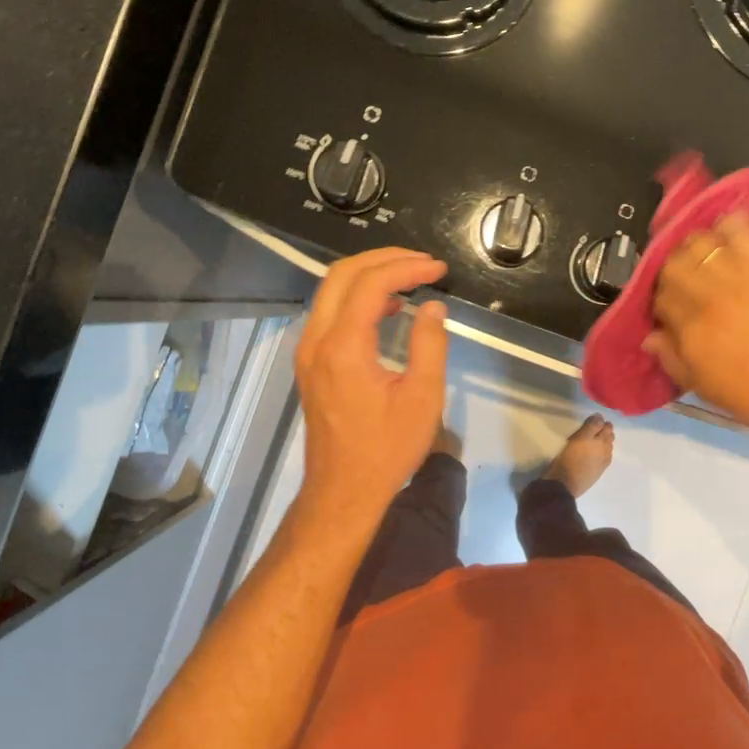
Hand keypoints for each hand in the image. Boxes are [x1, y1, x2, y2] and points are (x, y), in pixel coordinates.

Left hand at [294, 248, 450, 520]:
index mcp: (343, 347)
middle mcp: (316, 340)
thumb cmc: (387, 449)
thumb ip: (429, 345)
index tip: (439, 269)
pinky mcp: (311, 363)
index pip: (371, 284)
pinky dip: (358, 296)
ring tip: (411, 276)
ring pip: (331, 290)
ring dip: (369, 275)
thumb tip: (433, 307)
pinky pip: (330, 312)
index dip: (407, 267)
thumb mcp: (423, 398)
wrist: (344, 490)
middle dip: (384, 259)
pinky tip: (389, 307)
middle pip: (342, 275)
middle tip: (423, 262)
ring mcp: (308, 351)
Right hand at [645, 214, 748, 441]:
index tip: (674, 307)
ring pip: (700, 244)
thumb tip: (650, 337)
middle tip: (687, 281)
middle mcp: (709, 299)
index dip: (664, 300)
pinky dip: (731, 226)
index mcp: (690, 330)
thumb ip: (673, 359)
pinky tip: (730, 234)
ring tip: (706, 258)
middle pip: (674, 265)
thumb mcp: (704, 387)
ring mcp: (740, 279)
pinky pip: (742, 232)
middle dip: (674, 271)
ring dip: (697, 248)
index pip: (661, 297)